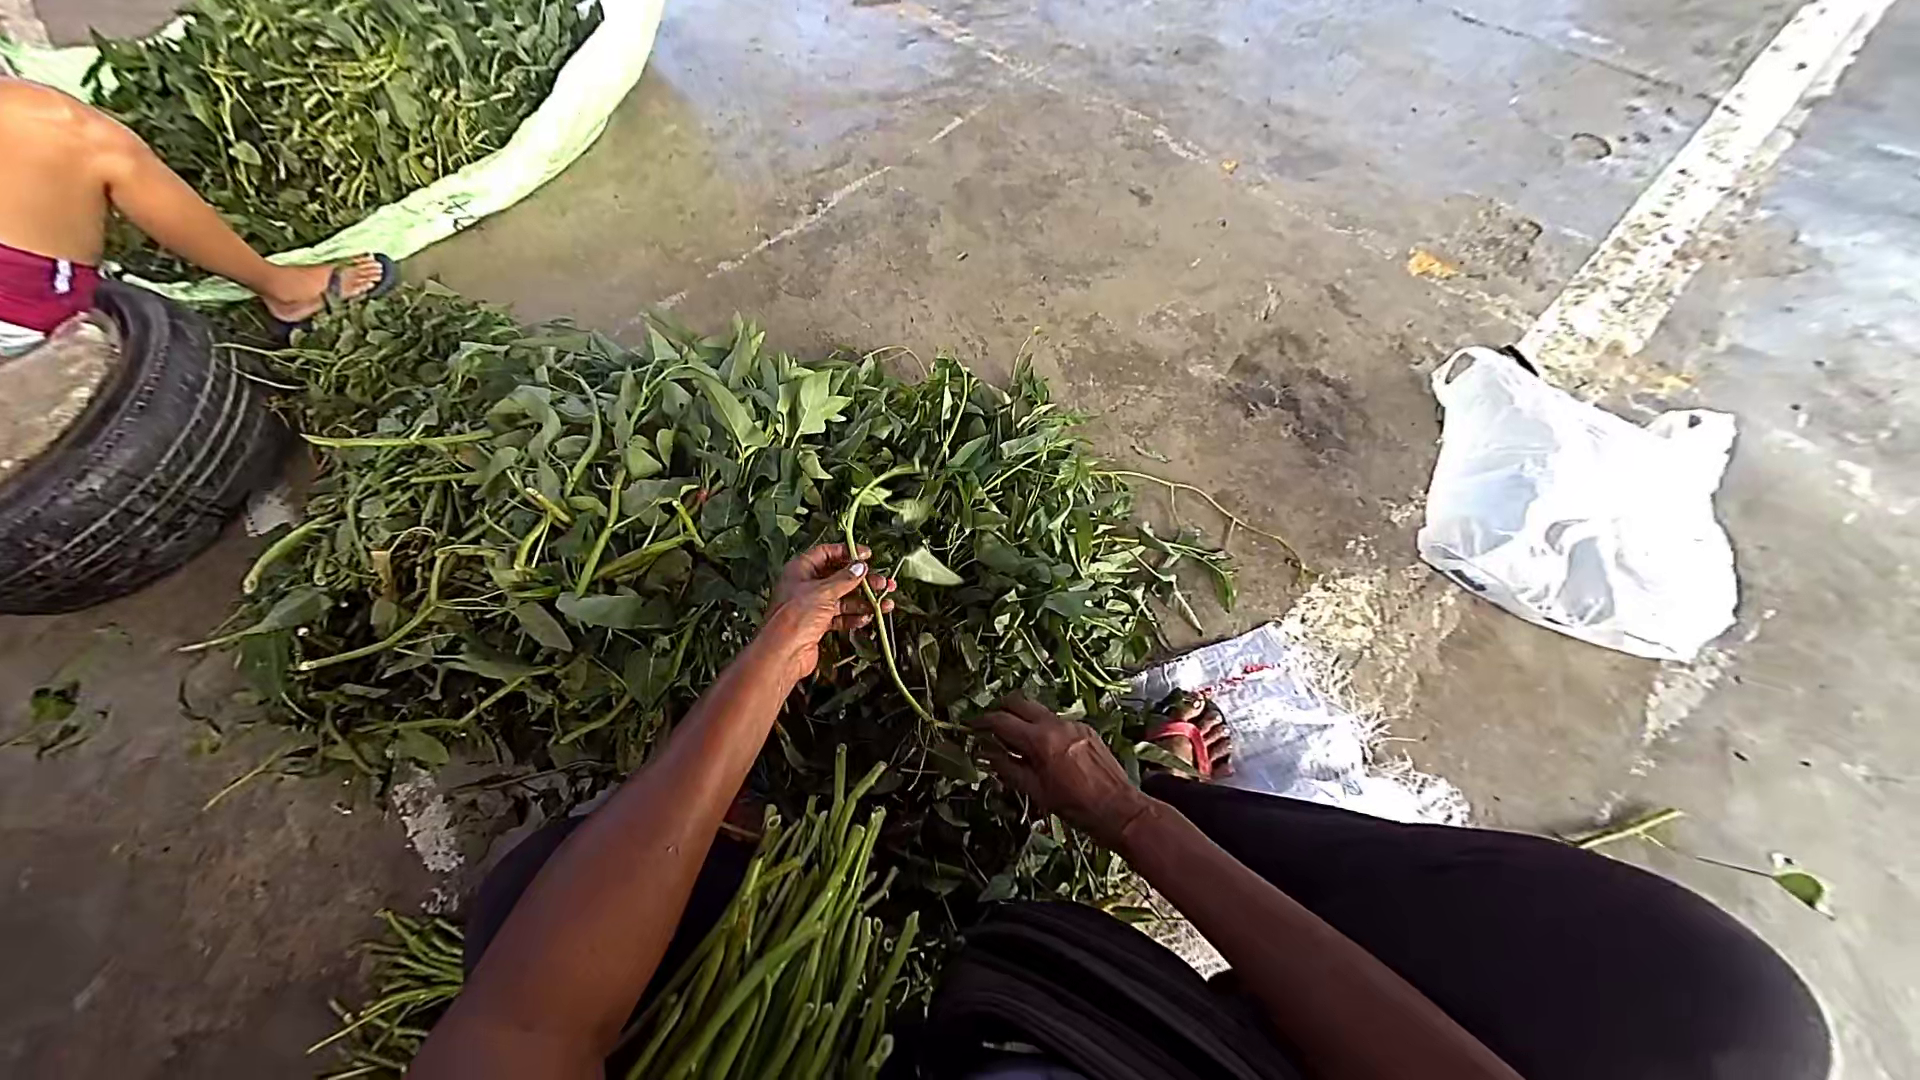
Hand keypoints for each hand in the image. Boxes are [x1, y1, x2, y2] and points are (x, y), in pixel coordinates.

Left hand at [759, 543, 895, 685]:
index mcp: (801, 569)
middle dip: (862, 581)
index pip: (826, 553)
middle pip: (839, 577)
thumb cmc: (797, 616)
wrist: (783, 653)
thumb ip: (845, 578)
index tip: (867, 555)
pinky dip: (853, 617)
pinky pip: (839, 616)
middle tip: (883, 583)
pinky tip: (868, 618)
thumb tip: (860, 566)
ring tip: (885, 604)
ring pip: (843, 598)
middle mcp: (806, 585)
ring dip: (864, 601)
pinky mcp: (817, 624)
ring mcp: (812, 605)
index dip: (847, 552)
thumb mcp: (824, 592)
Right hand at [970, 695, 1157, 851]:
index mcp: (1040, 740)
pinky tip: (1045, 750)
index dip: (982, 722)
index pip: (1002, 721)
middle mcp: (1055, 724)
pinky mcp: (1085, 728)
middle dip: (1000, 709)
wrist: (1119, 809)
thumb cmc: (1075, 807)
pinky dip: (1044, 729)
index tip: (971, 726)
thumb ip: (1008, 768)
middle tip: (990, 725)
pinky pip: (1057, 721)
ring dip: (1023, 719)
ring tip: (1016, 741)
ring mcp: (1073, 724)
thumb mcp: (1035, 791)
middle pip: (1018, 701)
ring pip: (1038, 710)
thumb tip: (986, 753)